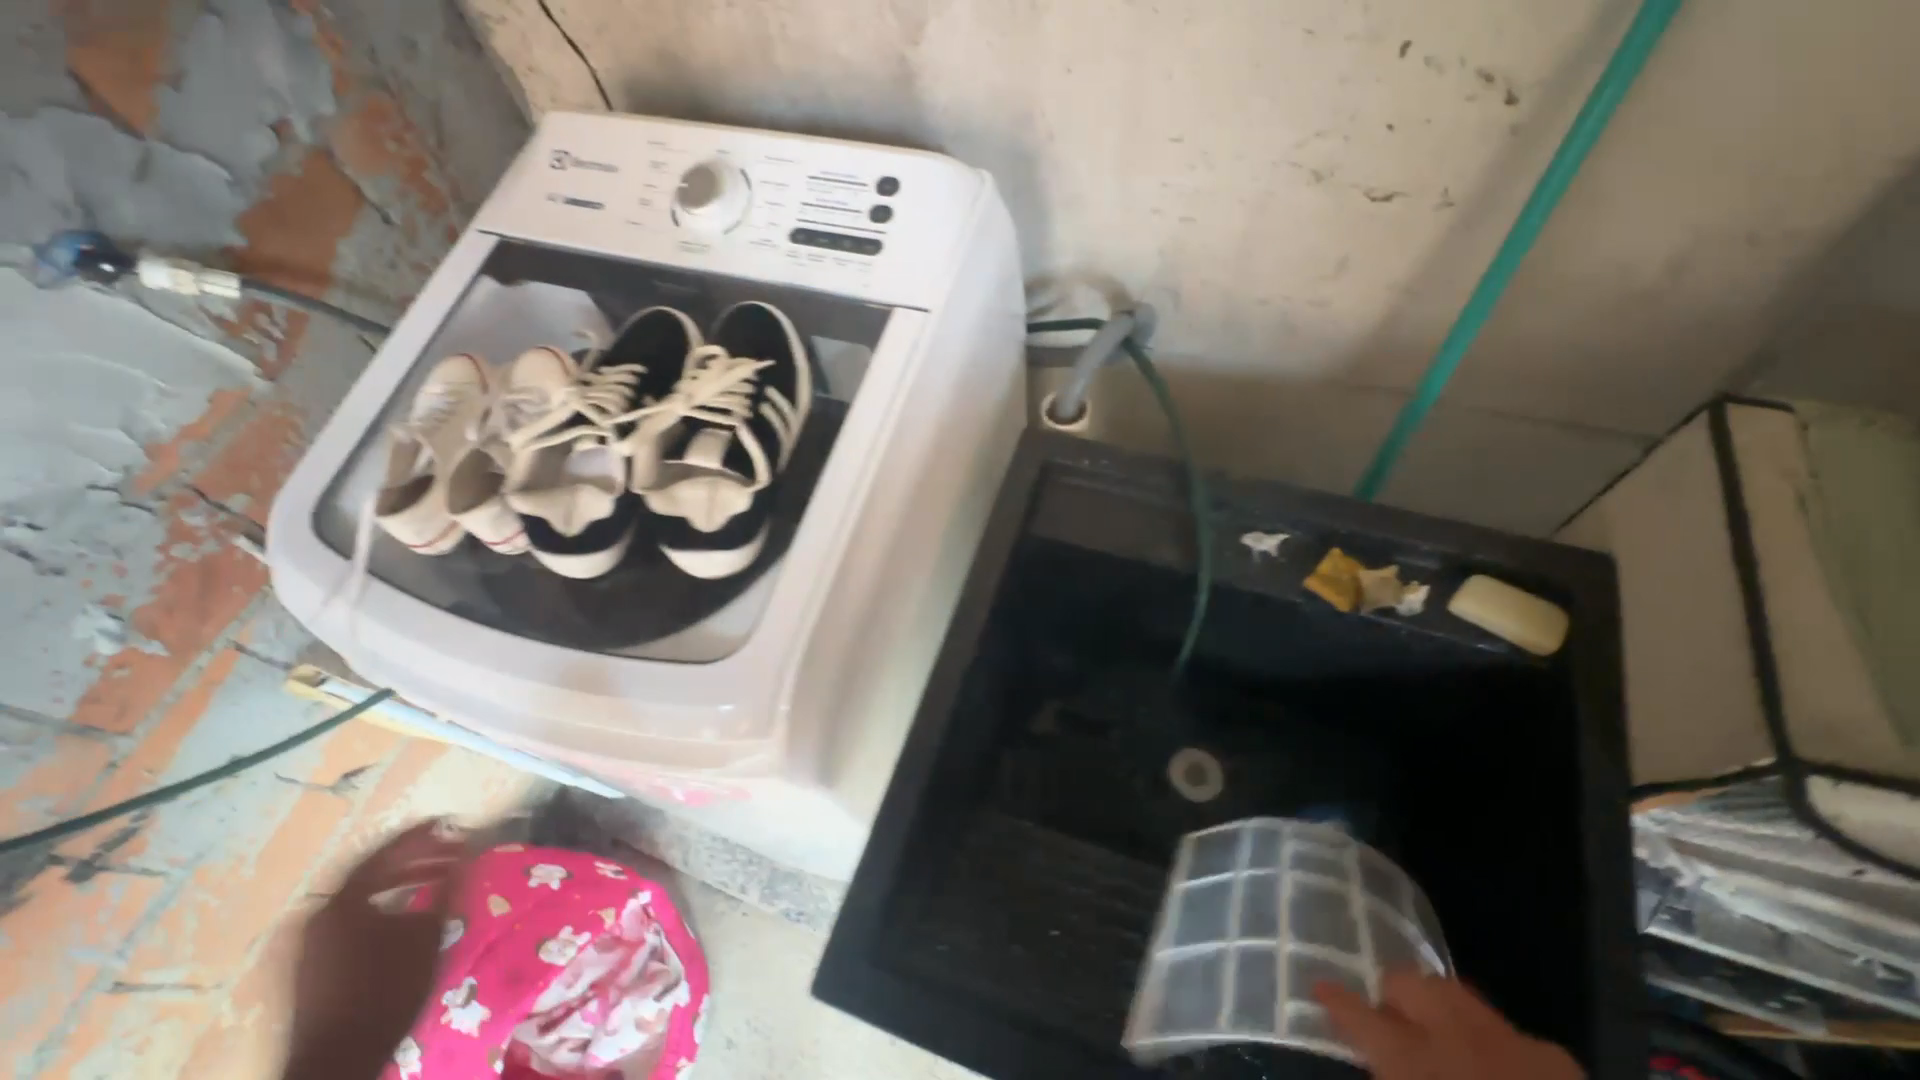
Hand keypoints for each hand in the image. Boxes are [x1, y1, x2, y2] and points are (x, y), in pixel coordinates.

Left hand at [283, 821, 469, 1079]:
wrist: (339, 1058)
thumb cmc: (387, 991)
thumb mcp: (427, 936)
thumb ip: (448, 887)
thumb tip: (466, 850)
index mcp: (341, 903)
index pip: (383, 853)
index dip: (418, 835)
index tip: (448, 821)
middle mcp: (320, 916)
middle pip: (371, 873)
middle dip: (414, 858)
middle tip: (450, 850)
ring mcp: (312, 943)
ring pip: (363, 897)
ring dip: (401, 883)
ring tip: (437, 879)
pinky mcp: (315, 965)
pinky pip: (354, 919)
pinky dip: (385, 906)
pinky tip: (409, 915)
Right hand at [1315, 973, 1583, 1079]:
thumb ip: (1387, 1073)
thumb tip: (1375, 1064)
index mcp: (1410, 1061)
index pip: (1357, 1014)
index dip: (1335, 1001)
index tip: (1320, 990)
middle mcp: (1453, 1036)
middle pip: (1407, 983)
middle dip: (1391, 996)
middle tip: (1386, 1023)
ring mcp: (1508, 1040)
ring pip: (1456, 993)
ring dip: (1436, 1007)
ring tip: (1434, 1034)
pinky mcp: (1554, 1055)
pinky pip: (1509, 1031)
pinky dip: (1492, 1043)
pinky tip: (1498, 1071)